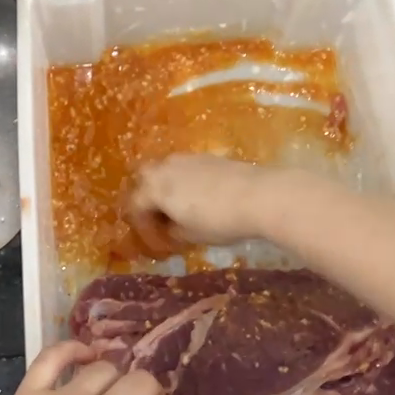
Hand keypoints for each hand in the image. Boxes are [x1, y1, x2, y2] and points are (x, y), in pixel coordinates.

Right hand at [129, 154, 280, 245]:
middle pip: (143, 177)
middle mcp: (165, 169)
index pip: (135, 205)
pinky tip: (200, 194)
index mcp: (155, 190)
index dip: (141, 224)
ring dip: (165, 185)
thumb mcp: (192, 235)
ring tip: (180, 204)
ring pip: (164, 168)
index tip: (154, 238)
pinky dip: (183, 179)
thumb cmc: (219, 220)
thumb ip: (173, 231)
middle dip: (147, 195)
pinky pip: (184, 167)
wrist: (259, 195)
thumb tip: (169, 228)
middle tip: (160, 215)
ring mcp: (186, 159)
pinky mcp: (206, 156)